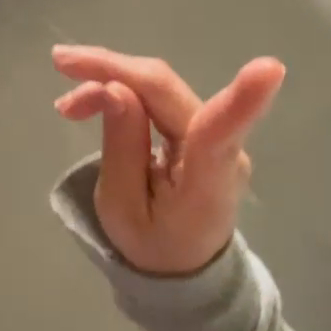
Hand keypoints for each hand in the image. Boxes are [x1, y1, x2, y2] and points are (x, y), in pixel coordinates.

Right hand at [53, 47, 285, 276]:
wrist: (184, 267)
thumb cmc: (153, 248)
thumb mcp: (123, 211)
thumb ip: (121, 148)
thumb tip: (114, 88)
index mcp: (207, 180)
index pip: (223, 133)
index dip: (242, 98)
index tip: (271, 67)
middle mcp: (220, 147)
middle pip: (164, 88)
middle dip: (110, 67)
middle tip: (59, 62)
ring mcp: (213, 130)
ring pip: (157, 83)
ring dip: (108, 77)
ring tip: (66, 105)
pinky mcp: (200, 122)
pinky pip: (157, 92)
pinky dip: (119, 87)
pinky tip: (87, 99)